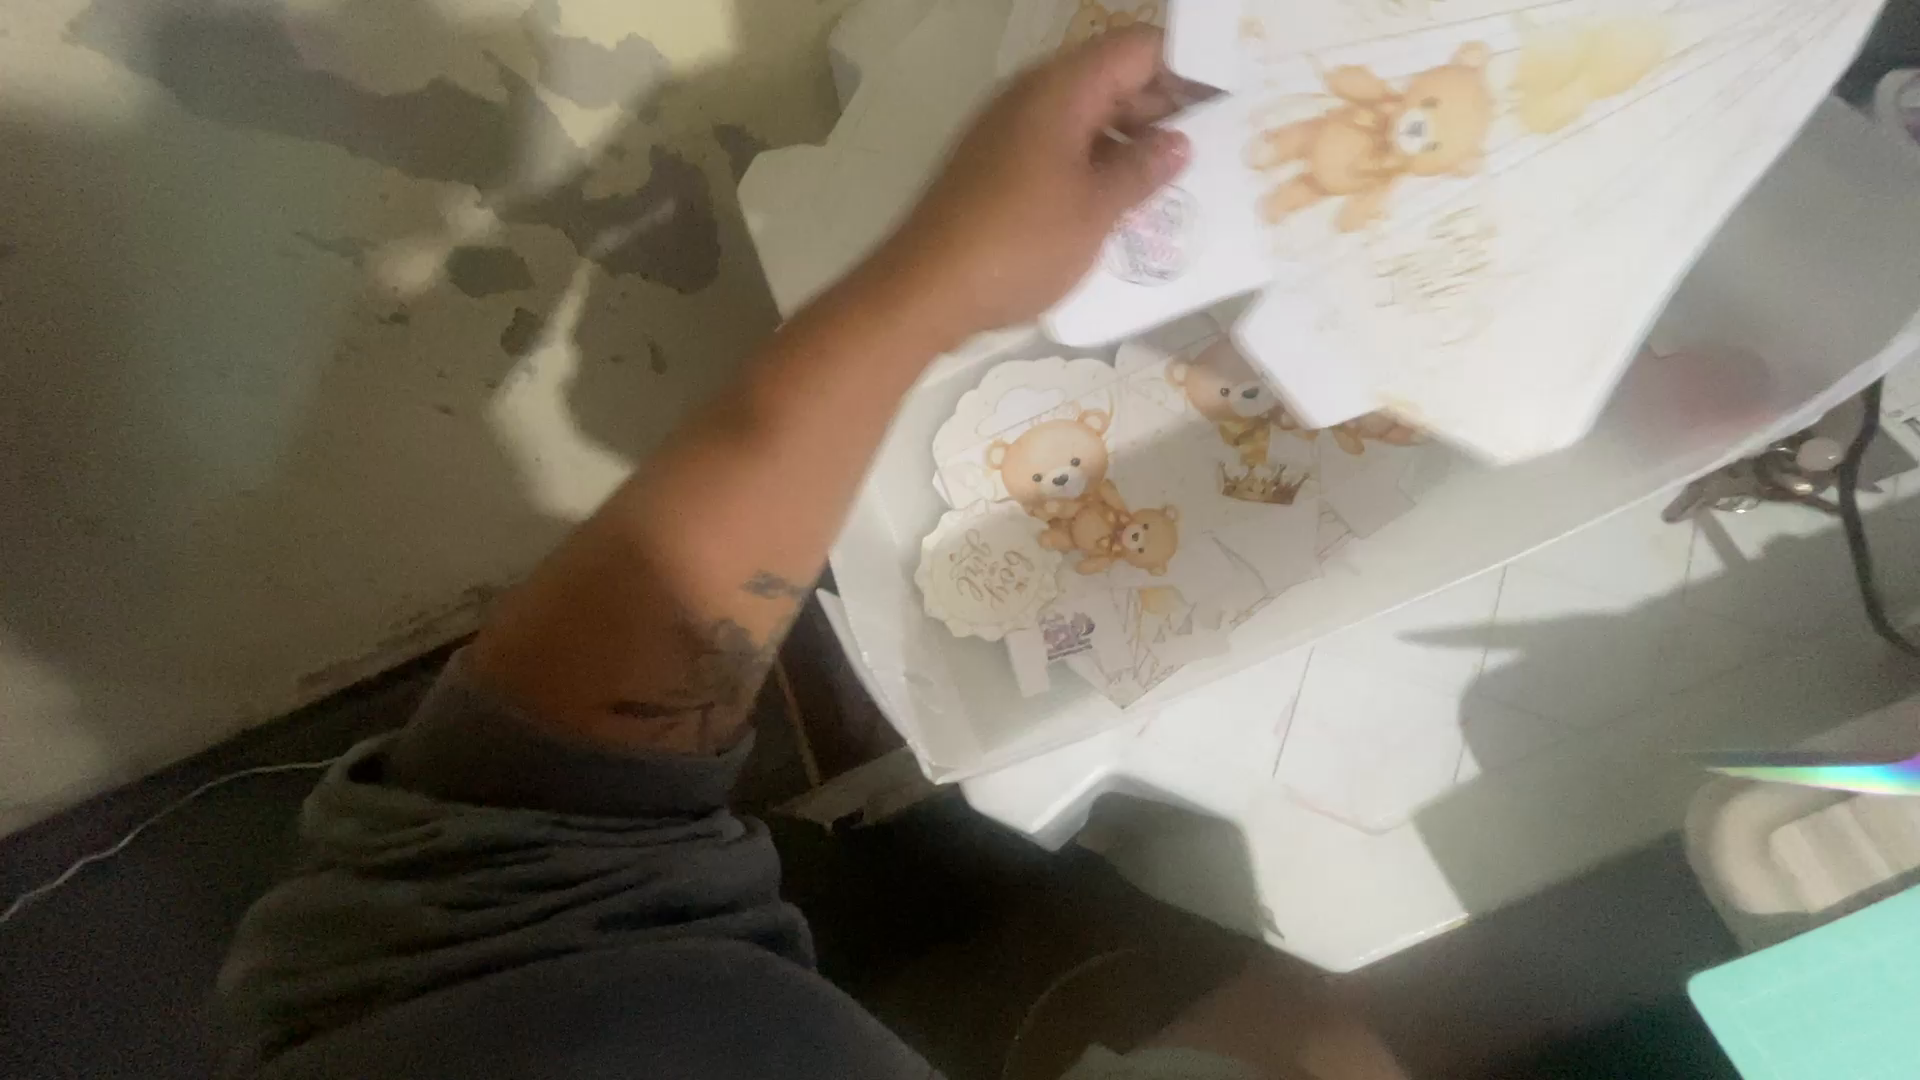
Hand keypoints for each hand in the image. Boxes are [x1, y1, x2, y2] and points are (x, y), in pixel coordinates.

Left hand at [872, 27, 1191, 337]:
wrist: (926, 292)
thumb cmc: (1017, 246)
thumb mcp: (1094, 212)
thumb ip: (1140, 171)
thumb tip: (1176, 143)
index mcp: (1062, 89)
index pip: (1138, 48)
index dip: (1186, 68)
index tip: (1222, 105)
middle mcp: (1030, 98)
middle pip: (1109, 81)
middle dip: (1159, 110)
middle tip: (1204, 152)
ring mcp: (1004, 135)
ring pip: (1080, 122)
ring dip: (1124, 146)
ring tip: (1166, 185)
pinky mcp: (989, 172)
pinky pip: (1052, 153)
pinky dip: (1088, 170)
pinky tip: (1110, 207)